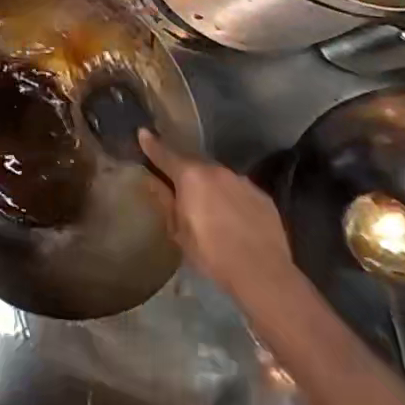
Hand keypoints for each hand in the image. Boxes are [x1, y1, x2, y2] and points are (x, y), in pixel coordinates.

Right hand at [139, 131, 294, 298]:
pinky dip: (230, 198)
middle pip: (194, 164)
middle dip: (184, 171)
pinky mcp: (262, 195)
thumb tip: (151, 180)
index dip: (152, 145)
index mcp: (191, 177)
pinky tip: (231, 217)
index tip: (143, 133)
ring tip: (207, 206)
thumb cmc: (211, 254)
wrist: (262, 271)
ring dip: (209, 185)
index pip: (166, 155)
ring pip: (219, 177)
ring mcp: (242, 181)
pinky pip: (238, 190)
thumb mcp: (179, 232)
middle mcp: (217, 171)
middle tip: (177, 184)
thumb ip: (165, 201)